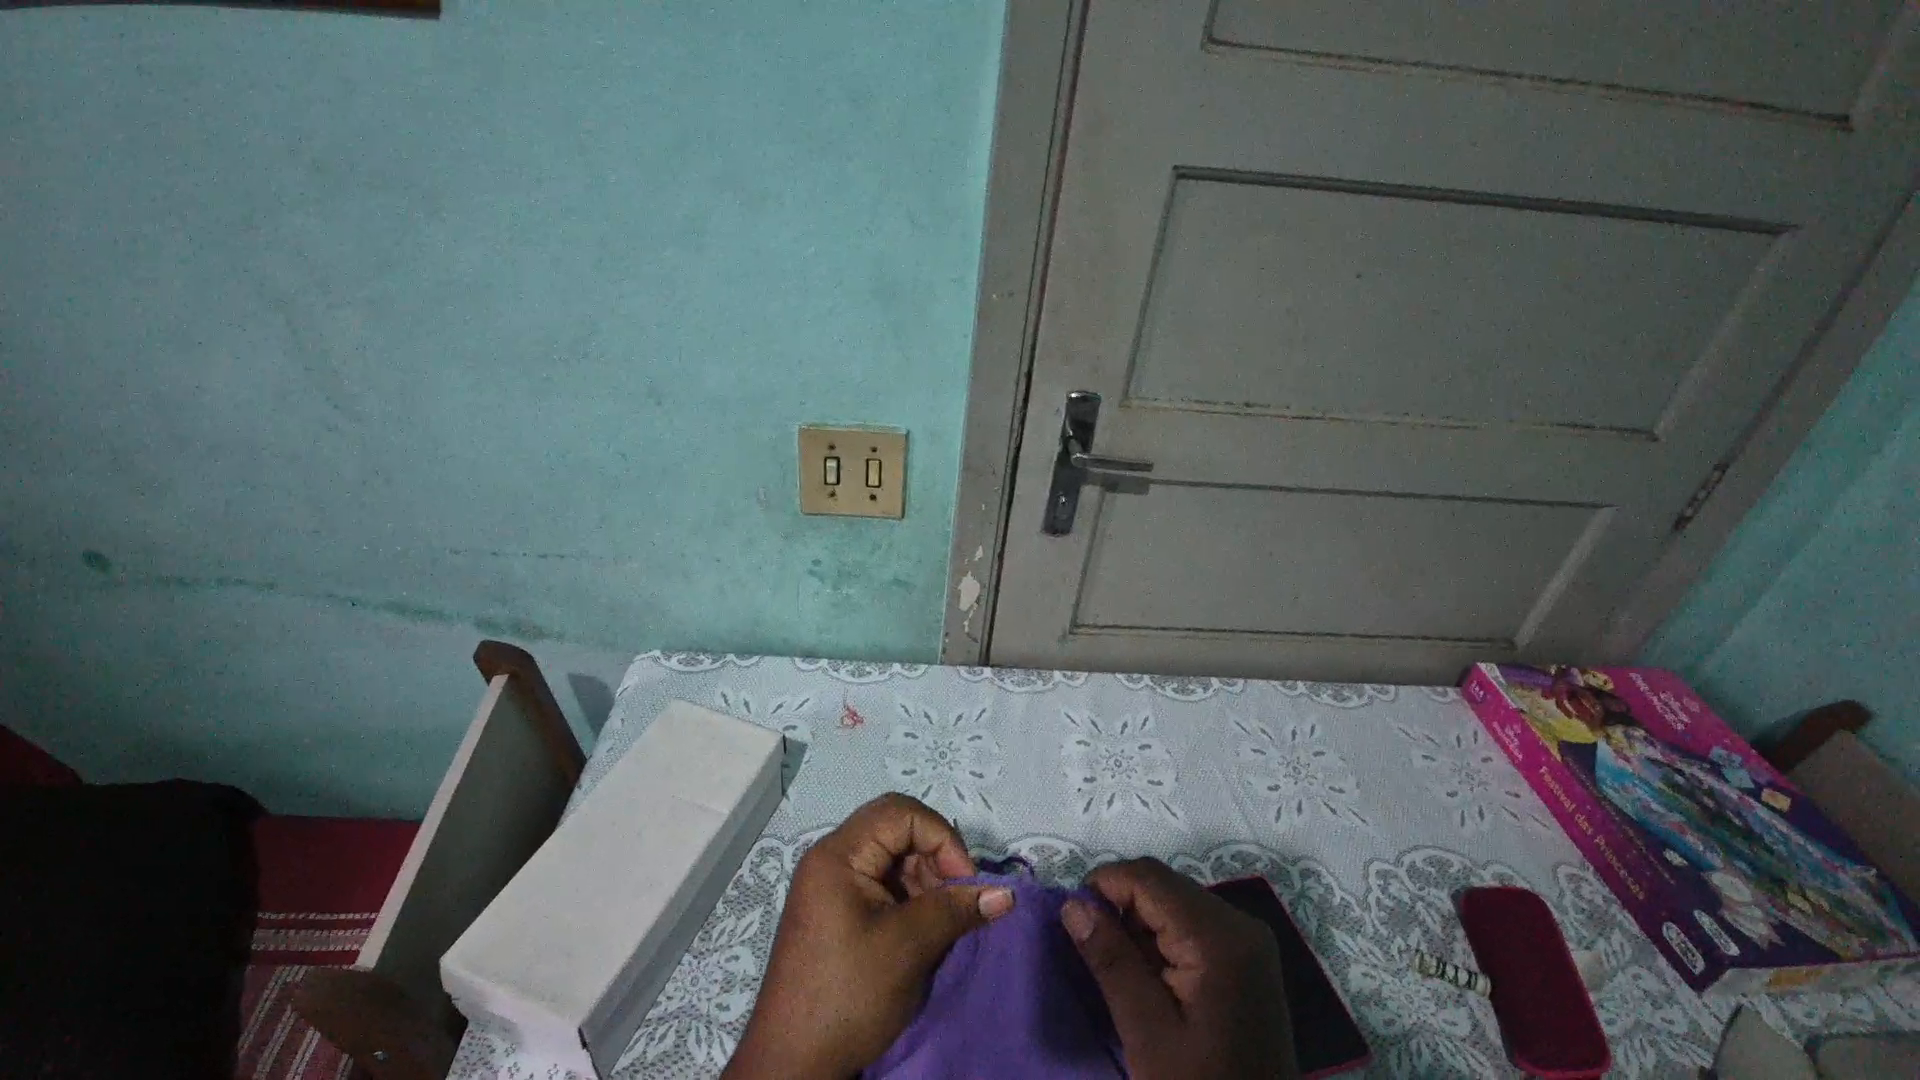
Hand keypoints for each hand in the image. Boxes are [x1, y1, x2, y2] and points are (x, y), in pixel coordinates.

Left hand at [722, 793, 1014, 1079]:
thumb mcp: (908, 948)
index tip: (965, 883)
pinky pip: (884, 885)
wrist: (794, 1064)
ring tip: (946, 920)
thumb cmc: (848, 994)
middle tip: (959, 899)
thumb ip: (956, 910)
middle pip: (896, 830)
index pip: (900, 813)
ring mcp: (833, 887)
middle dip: (936, 857)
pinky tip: (927, 930)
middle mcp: (832, 860)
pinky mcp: (839, 913)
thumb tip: (1006, 894)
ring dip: (927, 880)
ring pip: (894, 858)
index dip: (941, 838)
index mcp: (838, 855)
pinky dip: (912, 899)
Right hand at [1061, 858, 1296, 1079]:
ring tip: (1112, 968)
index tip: (1068, 917)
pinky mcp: (1245, 962)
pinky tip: (1143, 979)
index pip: (1149, 878)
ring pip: (1174, 904)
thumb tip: (1072, 904)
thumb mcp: (1147, 1032)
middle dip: (1118, 906)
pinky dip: (1160, 942)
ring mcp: (1247, 943)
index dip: (1103, 885)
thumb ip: (1111, 960)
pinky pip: (1191, 928)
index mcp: (1219, 935)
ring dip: (1136, 925)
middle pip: (1164, 886)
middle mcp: (1239, 924)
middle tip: (1087, 948)